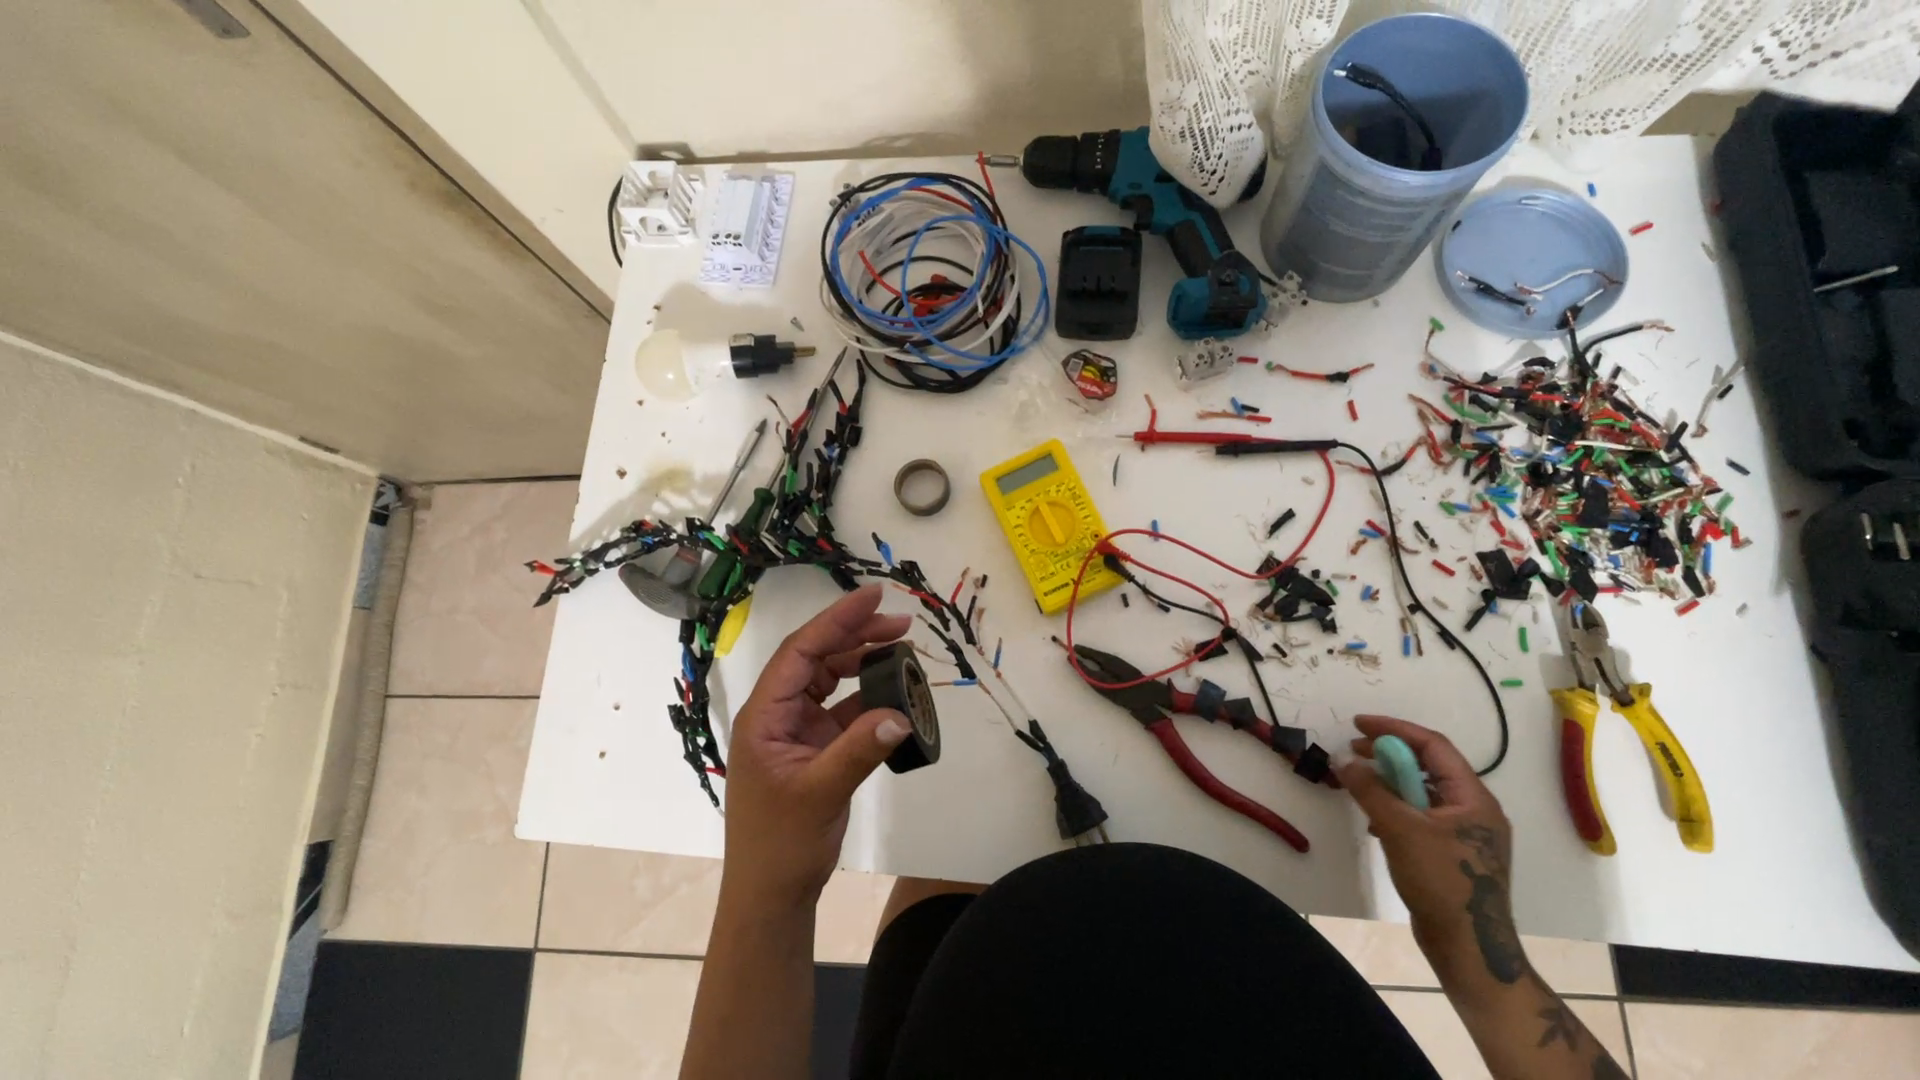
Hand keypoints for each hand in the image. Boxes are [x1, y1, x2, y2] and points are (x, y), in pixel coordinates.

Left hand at [721, 586, 913, 906]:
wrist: (770, 894)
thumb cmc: (781, 844)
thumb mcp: (819, 794)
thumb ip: (859, 751)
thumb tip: (902, 713)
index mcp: (764, 715)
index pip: (800, 653)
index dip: (836, 621)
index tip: (874, 597)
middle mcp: (777, 715)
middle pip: (816, 660)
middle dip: (855, 636)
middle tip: (901, 624)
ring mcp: (795, 733)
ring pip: (830, 682)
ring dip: (864, 664)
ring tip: (903, 650)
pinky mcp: (814, 750)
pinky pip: (843, 712)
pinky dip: (869, 700)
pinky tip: (896, 695)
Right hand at [1337, 715, 1526, 984]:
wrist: (1468, 946)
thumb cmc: (1441, 881)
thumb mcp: (1399, 829)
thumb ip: (1370, 790)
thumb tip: (1344, 761)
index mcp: (1473, 797)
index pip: (1433, 745)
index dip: (1395, 729)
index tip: (1359, 724)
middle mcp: (1476, 810)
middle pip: (1430, 766)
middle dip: (1389, 754)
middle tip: (1354, 751)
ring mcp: (1468, 834)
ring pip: (1424, 792)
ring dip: (1390, 782)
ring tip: (1360, 785)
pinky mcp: (1455, 854)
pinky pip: (1423, 816)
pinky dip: (1397, 809)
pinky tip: (1376, 823)